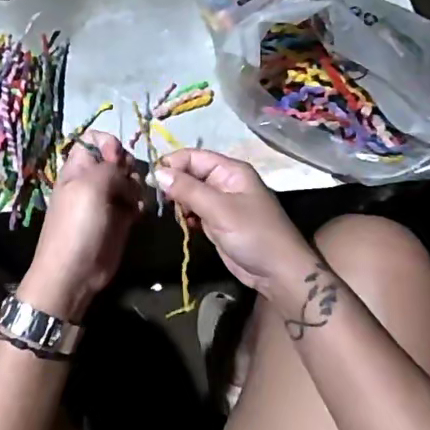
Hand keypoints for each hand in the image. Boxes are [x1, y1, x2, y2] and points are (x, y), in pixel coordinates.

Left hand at [20, 132, 143, 319]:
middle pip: (118, 157)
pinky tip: (137, 214)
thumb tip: (123, 165)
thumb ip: (109, 165)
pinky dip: (140, 203)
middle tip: (127, 182)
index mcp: (77, 167)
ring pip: (131, 178)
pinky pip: (136, 200)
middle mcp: (93, 179)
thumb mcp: (89, 186)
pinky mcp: (121, 218)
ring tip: (133, 202)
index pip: (94, 138)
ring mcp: (107, 198)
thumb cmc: (77, 226)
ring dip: (137, 186)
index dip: (109, 143)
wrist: (75, 272)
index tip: (116, 159)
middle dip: (128, 166)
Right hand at [154, 149, 314, 297]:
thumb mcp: (219, 209)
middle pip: (190, 173)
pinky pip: (195, 211)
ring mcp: (222, 203)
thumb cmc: (253, 235)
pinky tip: (184, 224)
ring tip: (171, 213)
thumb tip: (157, 172)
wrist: (277, 273)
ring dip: (178, 201)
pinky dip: (186, 215)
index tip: (152, 181)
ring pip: (190, 193)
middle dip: (173, 184)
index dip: (172, 164)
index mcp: (230, 170)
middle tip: (159, 200)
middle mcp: (225, 182)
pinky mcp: (218, 222)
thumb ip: (188, 190)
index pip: (193, 156)